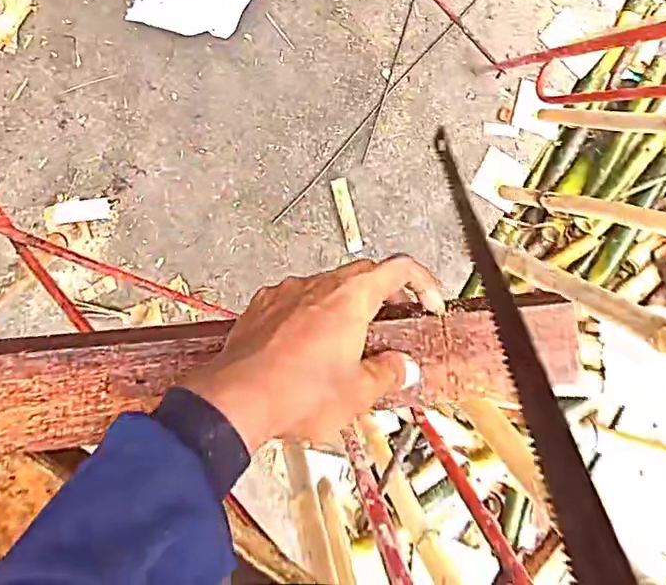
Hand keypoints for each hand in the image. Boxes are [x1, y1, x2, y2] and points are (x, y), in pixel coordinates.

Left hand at [179, 255, 445, 448]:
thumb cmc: (296, 393)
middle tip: (392, 319)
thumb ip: (387, 374)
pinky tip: (306, 344)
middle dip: (384, 293)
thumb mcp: (358, 393)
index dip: (421, 281)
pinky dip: (309, 313)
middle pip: (363, 272)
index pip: (399, 267)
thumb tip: (402, 367)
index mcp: (352, 297)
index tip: (427, 298)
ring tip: (347, 339)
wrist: (237, 399)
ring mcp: (288, 292)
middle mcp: (320, 285)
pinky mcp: (264, 305)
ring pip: (327, 285)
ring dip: (343, 304)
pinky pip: (295, 299)